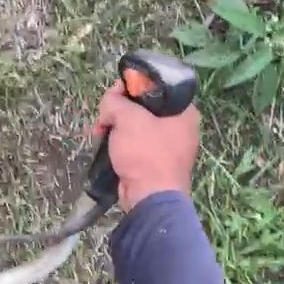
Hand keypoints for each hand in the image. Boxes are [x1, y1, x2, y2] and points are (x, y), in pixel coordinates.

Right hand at [94, 82, 200, 210]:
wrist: (151, 196)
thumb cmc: (146, 152)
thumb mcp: (127, 118)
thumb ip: (116, 101)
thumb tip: (109, 100)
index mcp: (184, 111)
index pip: (155, 86)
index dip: (130, 86)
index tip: (112, 96)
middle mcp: (179, 126)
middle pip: (142, 106)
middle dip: (117, 110)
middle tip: (104, 118)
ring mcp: (168, 145)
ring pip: (135, 124)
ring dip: (114, 125)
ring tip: (99, 133)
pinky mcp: (155, 160)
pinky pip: (135, 142)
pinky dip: (119, 141)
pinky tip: (105, 144)